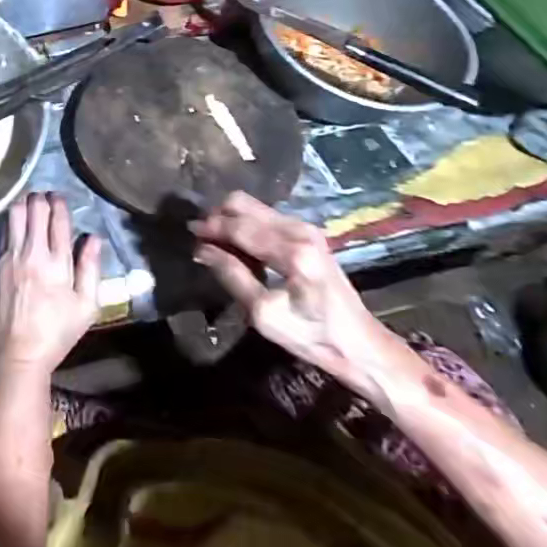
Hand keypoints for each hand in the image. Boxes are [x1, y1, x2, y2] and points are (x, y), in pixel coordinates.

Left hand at [0, 192, 102, 374]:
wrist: (16, 356)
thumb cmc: (56, 333)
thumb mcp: (87, 306)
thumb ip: (91, 268)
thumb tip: (94, 238)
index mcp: (57, 262)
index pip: (58, 219)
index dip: (60, 203)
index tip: (61, 197)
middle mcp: (31, 254)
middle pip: (34, 209)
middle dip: (41, 198)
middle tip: (45, 197)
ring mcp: (8, 259)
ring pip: (13, 215)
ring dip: (22, 205)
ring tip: (28, 205)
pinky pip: (0, 234)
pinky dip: (9, 224)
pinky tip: (13, 227)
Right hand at [191, 192, 408, 401]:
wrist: (358, 342)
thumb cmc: (312, 336)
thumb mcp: (265, 315)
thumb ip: (233, 276)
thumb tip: (203, 250)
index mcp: (293, 251)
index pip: (241, 227)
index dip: (212, 227)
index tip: (189, 232)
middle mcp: (300, 229)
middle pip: (246, 204)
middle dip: (219, 215)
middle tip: (200, 236)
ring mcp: (306, 227)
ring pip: (256, 207)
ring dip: (232, 219)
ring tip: (215, 241)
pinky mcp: (308, 232)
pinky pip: (267, 216)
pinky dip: (247, 224)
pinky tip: (238, 245)